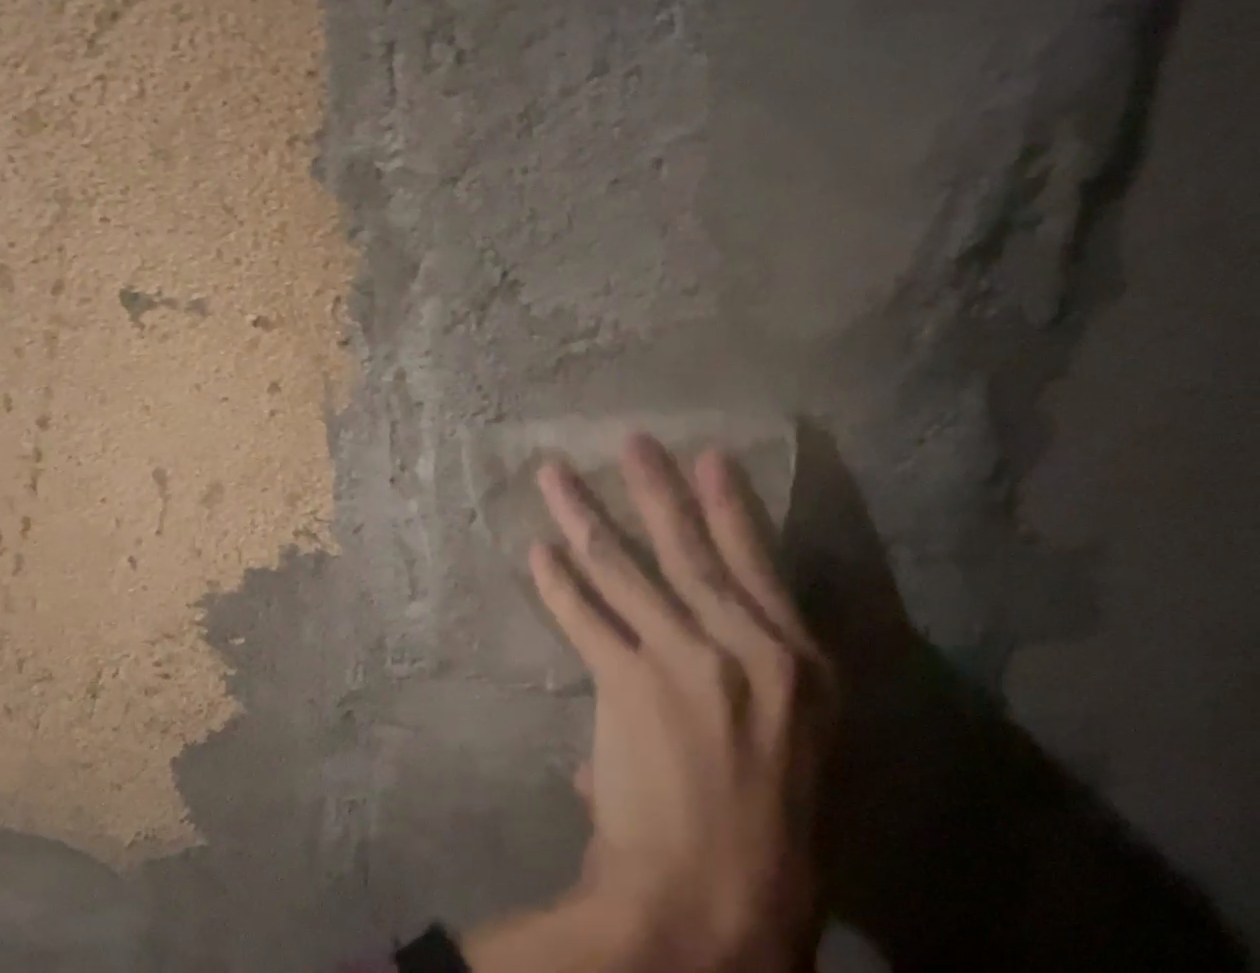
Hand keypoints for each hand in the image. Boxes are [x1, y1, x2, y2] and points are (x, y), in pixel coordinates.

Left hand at [532, 434, 834, 970]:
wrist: (719, 895)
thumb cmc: (766, 835)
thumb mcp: (784, 750)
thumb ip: (735, 696)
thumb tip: (671, 684)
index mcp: (800, 662)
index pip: (759, 563)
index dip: (731, 506)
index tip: (709, 459)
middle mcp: (748, 647)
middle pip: (689, 547)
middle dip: (654, 488)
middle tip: (631, 441)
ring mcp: (684, 658)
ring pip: (624, 566)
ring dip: (583, 515)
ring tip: (556, 476)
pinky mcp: (628, 681)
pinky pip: (583, 615)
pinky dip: (555, 584)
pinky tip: (536, 554)